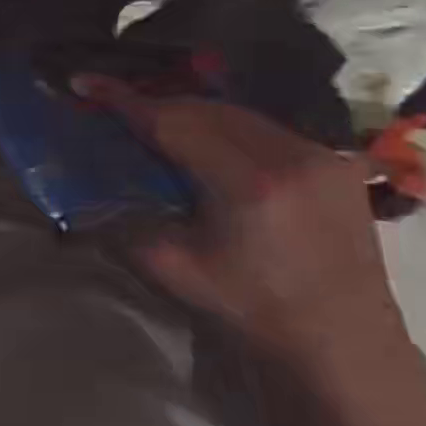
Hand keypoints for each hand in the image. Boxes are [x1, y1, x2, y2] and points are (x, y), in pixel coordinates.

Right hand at [73, 77, 408, 360]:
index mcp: (249, 183)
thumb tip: (85, 176)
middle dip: (152, 102)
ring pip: (235, 112)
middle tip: (110, 103)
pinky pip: (264, 127)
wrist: (341, 344)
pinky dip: (222, 125)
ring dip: (187, 112)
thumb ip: (122, 212)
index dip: (123, 99)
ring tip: (150, 120)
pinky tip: (201, 139)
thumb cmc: (246, 305)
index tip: (83, 81)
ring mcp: (322, 159)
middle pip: (203, 108)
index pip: (172, 121)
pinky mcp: (336, 166)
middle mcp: (292, 158)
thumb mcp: (165, 262)